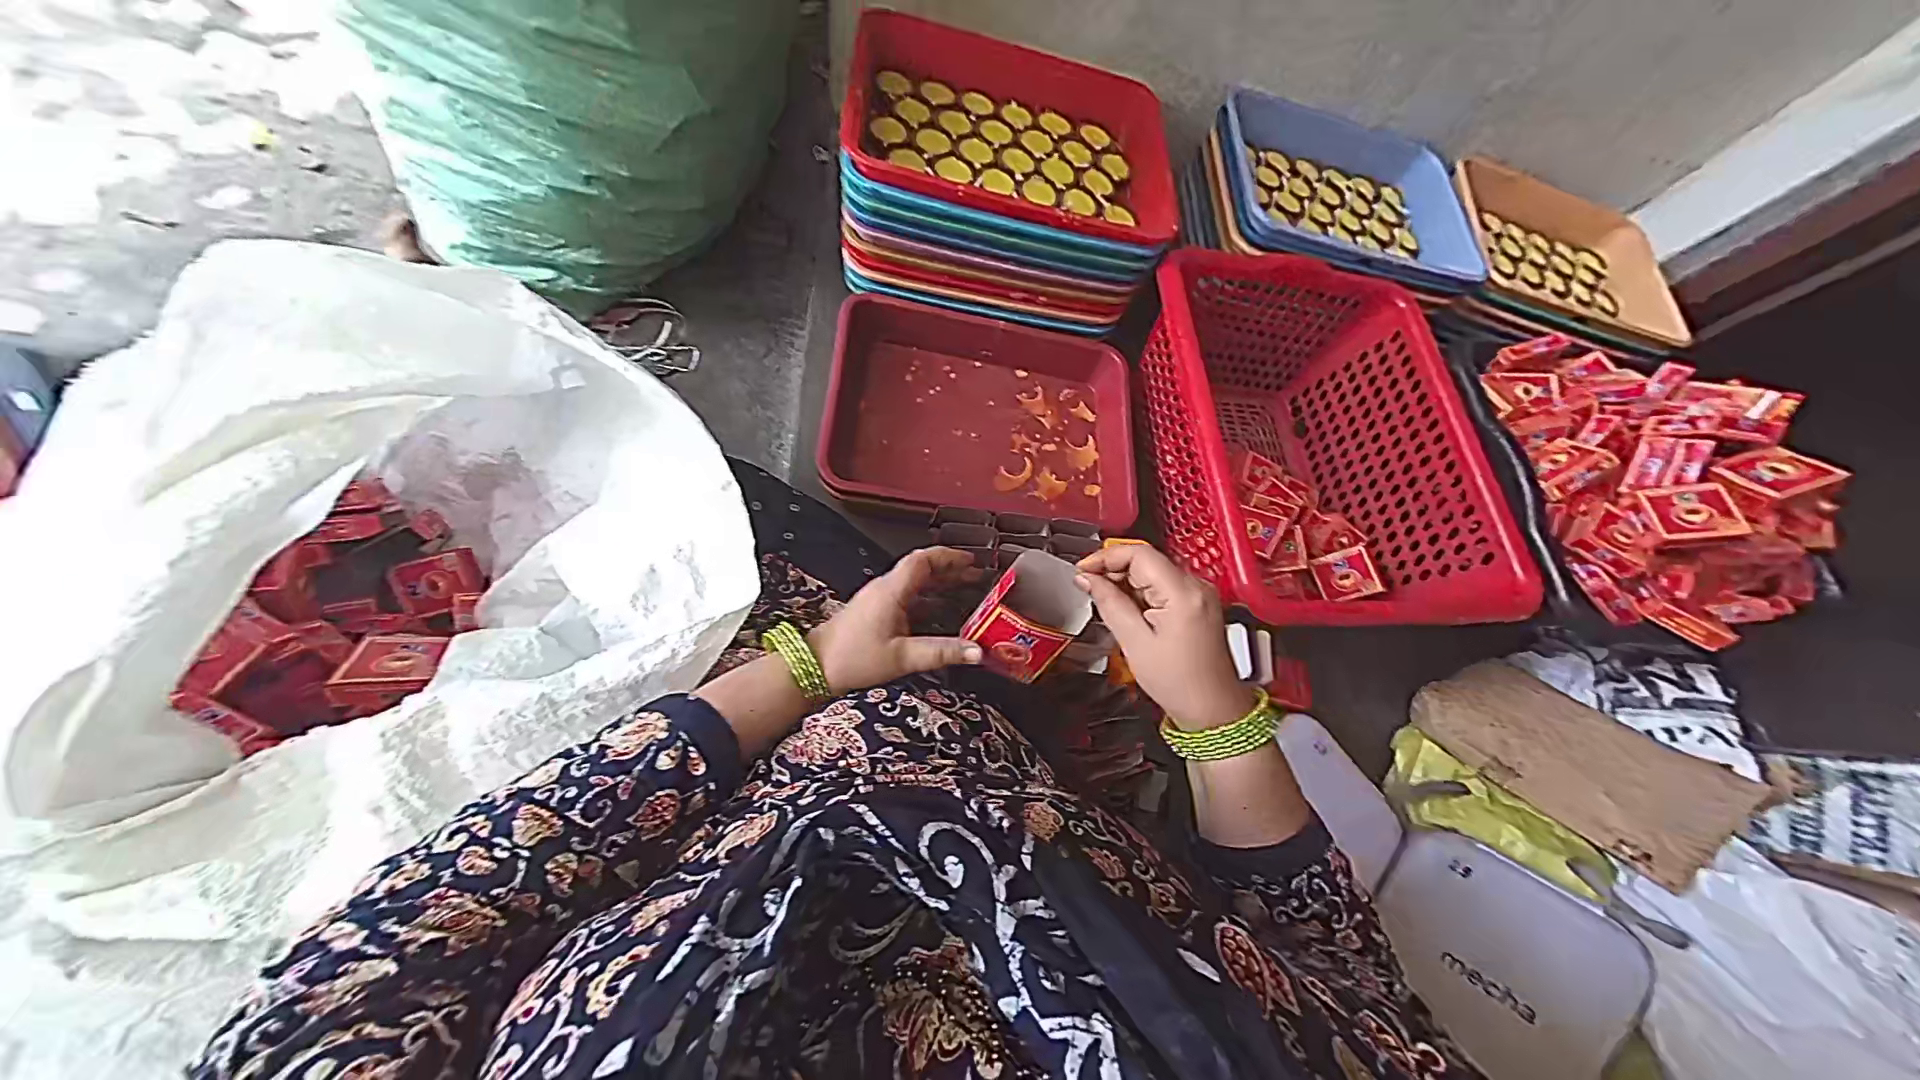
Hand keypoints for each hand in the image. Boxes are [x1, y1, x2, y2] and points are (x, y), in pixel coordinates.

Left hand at [807, 547, 984, 692]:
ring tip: (963, 589)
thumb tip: (975, 651)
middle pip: (921, 568)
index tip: (969, 559)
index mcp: (891, 591)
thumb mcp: (903, 657)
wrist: (816, 667)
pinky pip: (907, 597)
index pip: (923, 560)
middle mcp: (884, 590)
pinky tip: (939, 612)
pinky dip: (927, 599)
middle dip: (950, 569)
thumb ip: (942, 652)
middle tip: (974, 574)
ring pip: (914, 583)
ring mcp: (879, 600)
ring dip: (939, 583)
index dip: (949, 556)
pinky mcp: (876, 612)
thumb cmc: (851, 658)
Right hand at [1074, 544, 1255, 730]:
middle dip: (1113, 570)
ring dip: (1124, 583)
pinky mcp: (1195, 602)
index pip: (1138, 553)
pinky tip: (1130, 613)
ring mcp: (1198, 593)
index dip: (1105, 557)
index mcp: (1183, 593)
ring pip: (1150, 571)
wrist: (1213, 708)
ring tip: (1110, 607)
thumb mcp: (1134, 642)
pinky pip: (1160, 585)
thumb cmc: (1181, 683)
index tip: (1084, 569)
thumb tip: (1088, 578)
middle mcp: (1196, 586)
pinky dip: (1139, 593)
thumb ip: (1109, 603)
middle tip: (1090, 588)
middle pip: (1144, 559)